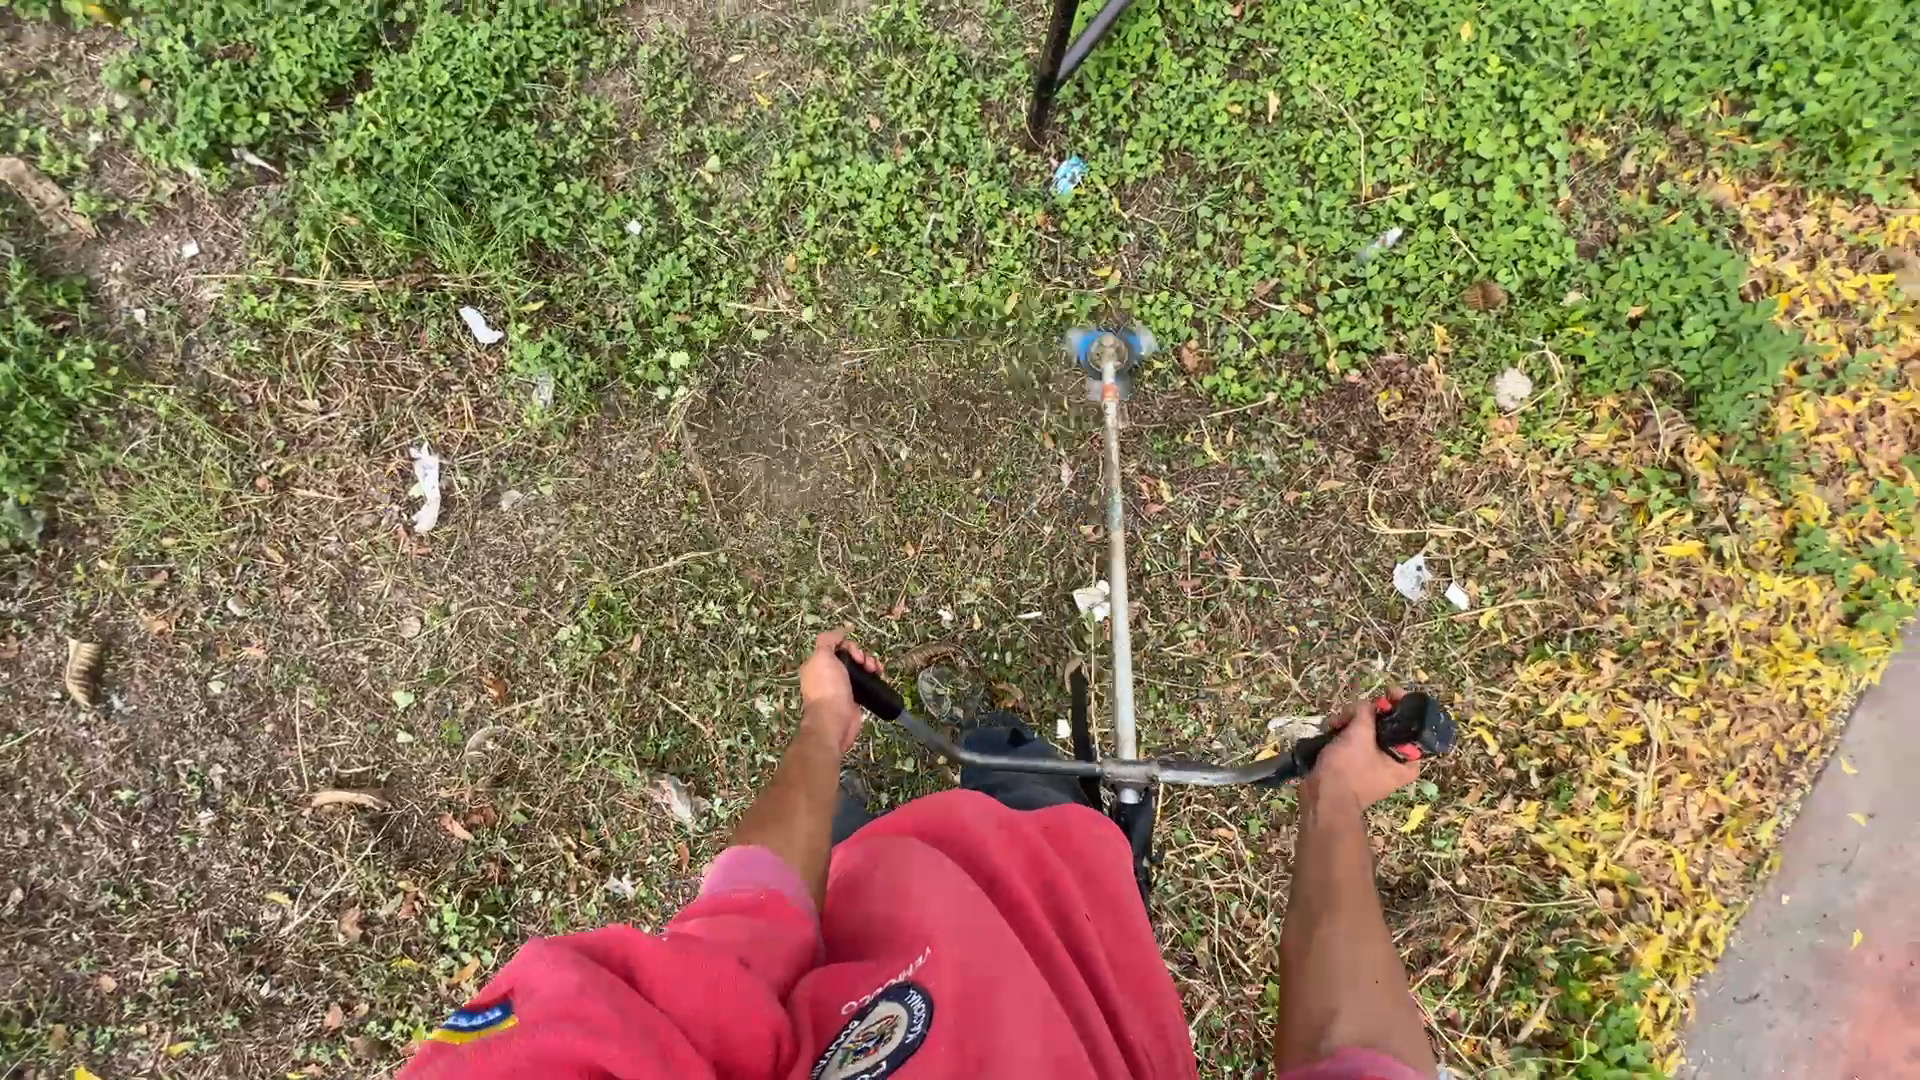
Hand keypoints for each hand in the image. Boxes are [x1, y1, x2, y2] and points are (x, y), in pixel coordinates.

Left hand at [797, 629, 881, 755]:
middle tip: (865, 663)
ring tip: (875, 670)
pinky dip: (873, 676)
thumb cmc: (828, 687)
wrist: (835, 719)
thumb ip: (828, 640)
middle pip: (849, 655)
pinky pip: (865, 680)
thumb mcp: (822, 656)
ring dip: (870, 664)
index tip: (854, 653)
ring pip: (859, 667)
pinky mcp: (854, 696)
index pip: (835, 645)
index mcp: (817, 664)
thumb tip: (840, 632)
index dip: (847, 645)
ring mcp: (841, 686)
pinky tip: (879, 675)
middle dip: (861, 655)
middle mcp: (828, 674)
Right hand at [1300, 691, 1420, 811]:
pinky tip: (1329, 730)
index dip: (1400, 706)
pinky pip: (1353, 742)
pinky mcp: (1353, 764)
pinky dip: (1342, 733)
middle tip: (1350, 713)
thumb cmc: (1348, 769)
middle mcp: (1393, 762)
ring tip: (1334, 724)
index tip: (1388, 691)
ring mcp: (1372, 764)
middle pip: (1384, 726)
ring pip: (1365, 732)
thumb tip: (1367, 704)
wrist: (1322, 798)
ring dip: (1349, 722)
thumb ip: (1366, 713)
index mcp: (1406, 762)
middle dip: (1364, 715)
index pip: (1412, 726)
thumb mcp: (1359, 736)